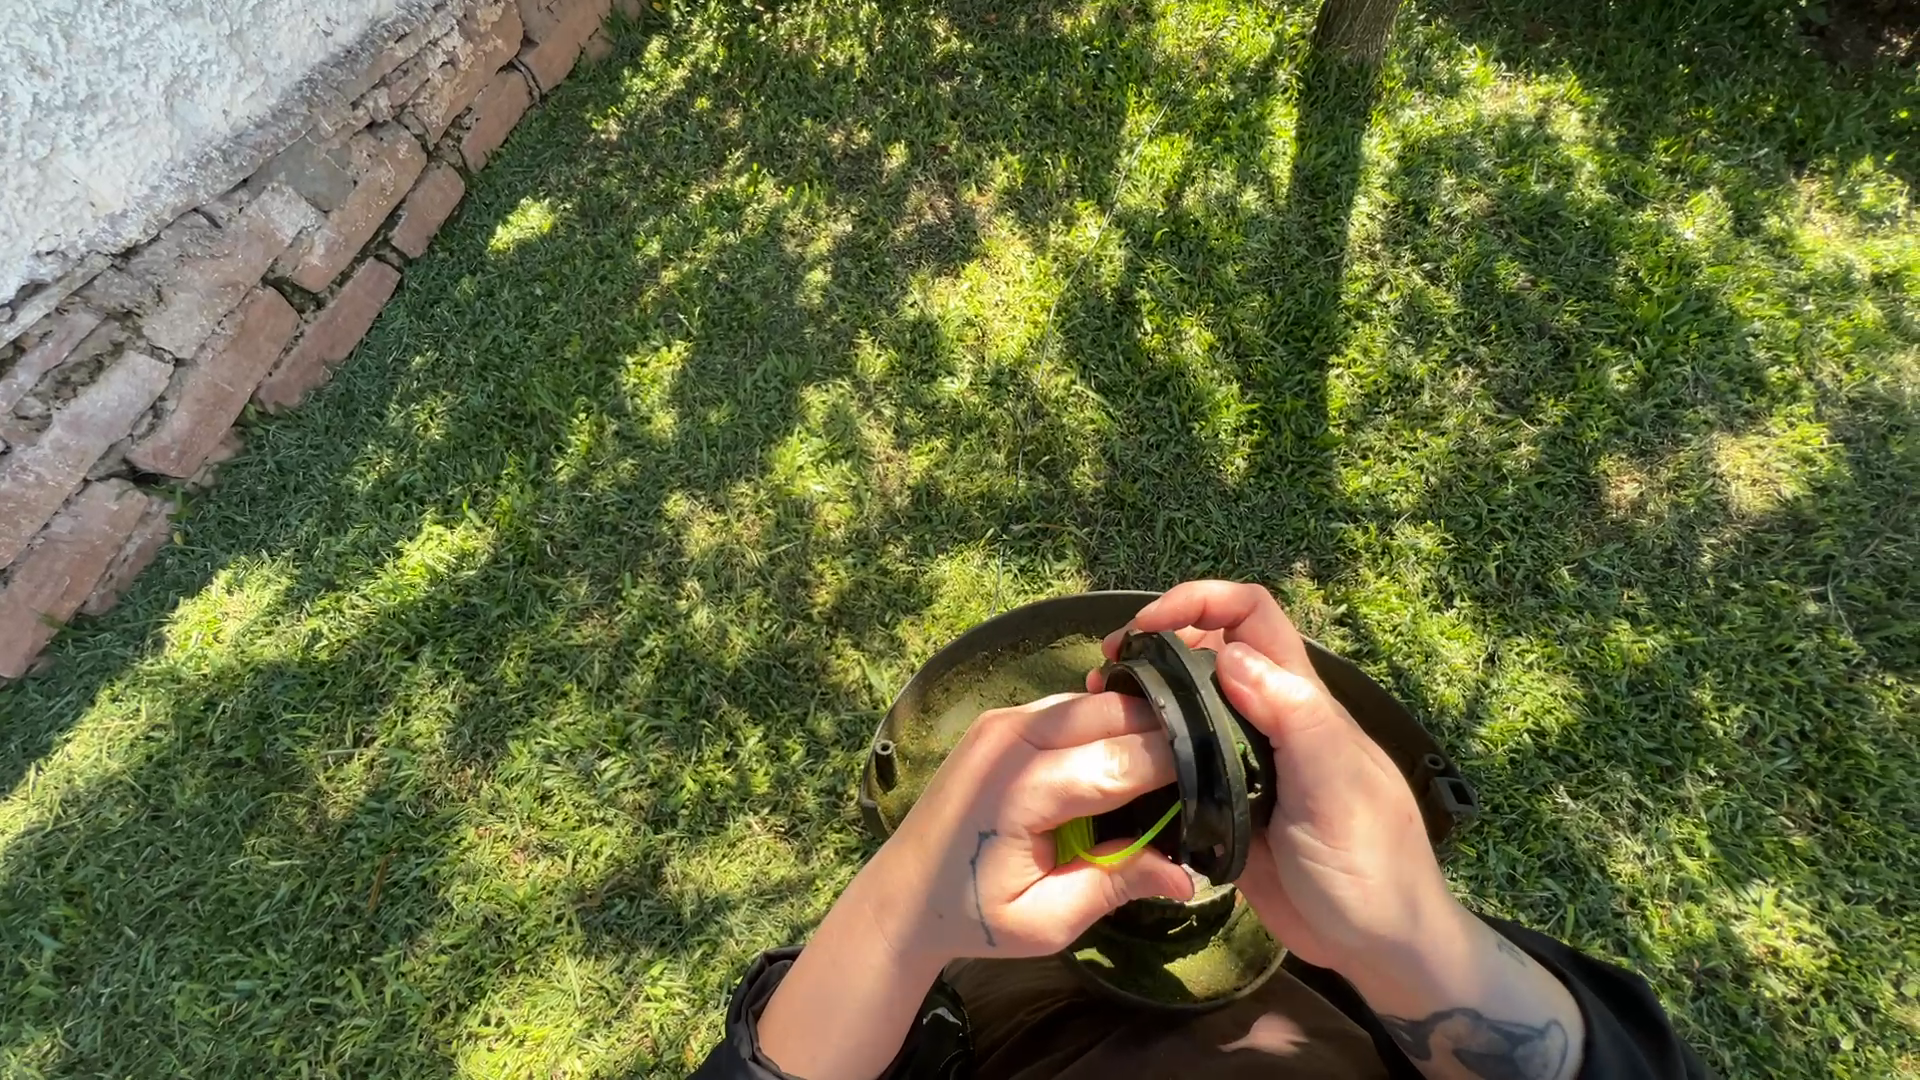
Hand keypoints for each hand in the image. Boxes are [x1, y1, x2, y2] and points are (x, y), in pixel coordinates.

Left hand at [758, 693, 1193, 1079]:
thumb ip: (1114, 885)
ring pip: (1092, 701)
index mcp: (1023, 790)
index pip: (1120, 762)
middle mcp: (1012, 738)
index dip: (1176, 764)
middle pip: (1110, 714)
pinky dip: (1105, 717)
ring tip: (1181, 749)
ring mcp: (1002, 721)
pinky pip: (1068, 706)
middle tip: (1213, 755)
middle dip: (1165, 731)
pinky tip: (1131, 742)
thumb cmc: (974, 914)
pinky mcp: (1000, 719)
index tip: (1223, 772)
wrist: (906, 891)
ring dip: (1137, 718)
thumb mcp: (1045, 920)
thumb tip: (1188, 873)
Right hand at [1092, 581, 1466, 976]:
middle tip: (1107, 671)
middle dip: (1156, 642)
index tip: (1146, 626)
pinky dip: (1145, 740)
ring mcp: (1241, 754)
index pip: (1250, 614)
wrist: (1377, 948)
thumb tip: (1229, 655)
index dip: (1199, 601)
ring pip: (1188, 697)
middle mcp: (1265, 714)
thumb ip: (1294, 716)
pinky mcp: (1221, 793)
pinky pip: (1178, 750)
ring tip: (1102, 707)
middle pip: (1207, 647)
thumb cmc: (1369, 863)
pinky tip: (1119, 754)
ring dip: (1145, 689)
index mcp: (1298, 698)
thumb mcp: (1339, 787)